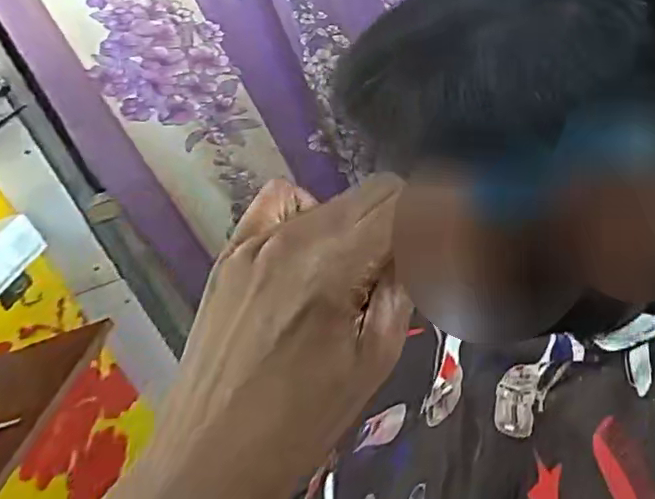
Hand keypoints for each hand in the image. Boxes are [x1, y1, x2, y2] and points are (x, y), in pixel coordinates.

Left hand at [113, 175, 411, 498]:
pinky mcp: (232, 249)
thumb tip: (432, 236)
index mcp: (335, 261)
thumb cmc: (300, 421)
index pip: (406, 201)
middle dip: (407, 217)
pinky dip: (311, 212)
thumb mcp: (376, 356)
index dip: (437, 214)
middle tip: (412, 260)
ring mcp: (257, 237)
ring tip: (359, 271)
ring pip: (338, 198)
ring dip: (364, 222)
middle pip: (377, 190)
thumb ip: (408, 281)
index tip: (449, 237)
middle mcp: (296, 234)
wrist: (205, 463)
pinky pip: (283, 200)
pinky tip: (312, 252)